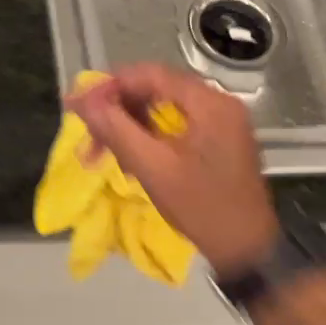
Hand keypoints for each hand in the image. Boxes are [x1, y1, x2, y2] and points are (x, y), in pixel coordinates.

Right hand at [66, 63, 279, 275]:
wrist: (246, 249)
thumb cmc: (202, 207)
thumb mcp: (153, 168)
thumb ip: (115, 129)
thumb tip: (80, 100)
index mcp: (210, 103)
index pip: (150, 75)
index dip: (110, 85)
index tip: (79, 105)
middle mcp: (219, 103)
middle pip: (156, 89)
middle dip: (116, 109)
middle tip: (87, 133)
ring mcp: (221, 121)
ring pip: (162, 108)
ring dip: (129, 124)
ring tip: (101, 150)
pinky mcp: (218, 139)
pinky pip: (174, 124)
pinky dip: (147, 135)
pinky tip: (128, 155)